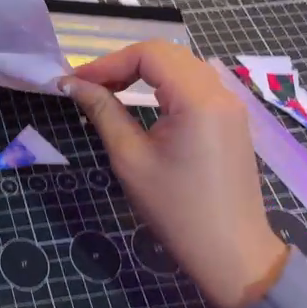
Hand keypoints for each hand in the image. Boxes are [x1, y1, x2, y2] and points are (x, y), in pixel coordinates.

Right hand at [62, 42, 287, 307]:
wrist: (232, 255)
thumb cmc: (177, 209)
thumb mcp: (130, 158)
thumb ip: (103, 111)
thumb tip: (74, 84)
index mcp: (197, 99)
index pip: (148, 55)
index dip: (107, 62)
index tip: (75, 82)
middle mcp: (219, 92)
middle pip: (166, 53)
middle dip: (123, 63)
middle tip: (90, 85)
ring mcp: (230, 105)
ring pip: (181, 64)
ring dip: (144, 71)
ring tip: (110, 90)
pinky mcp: (231, 119)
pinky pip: (195, 83)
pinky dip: (164, 83)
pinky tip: (141, 101)